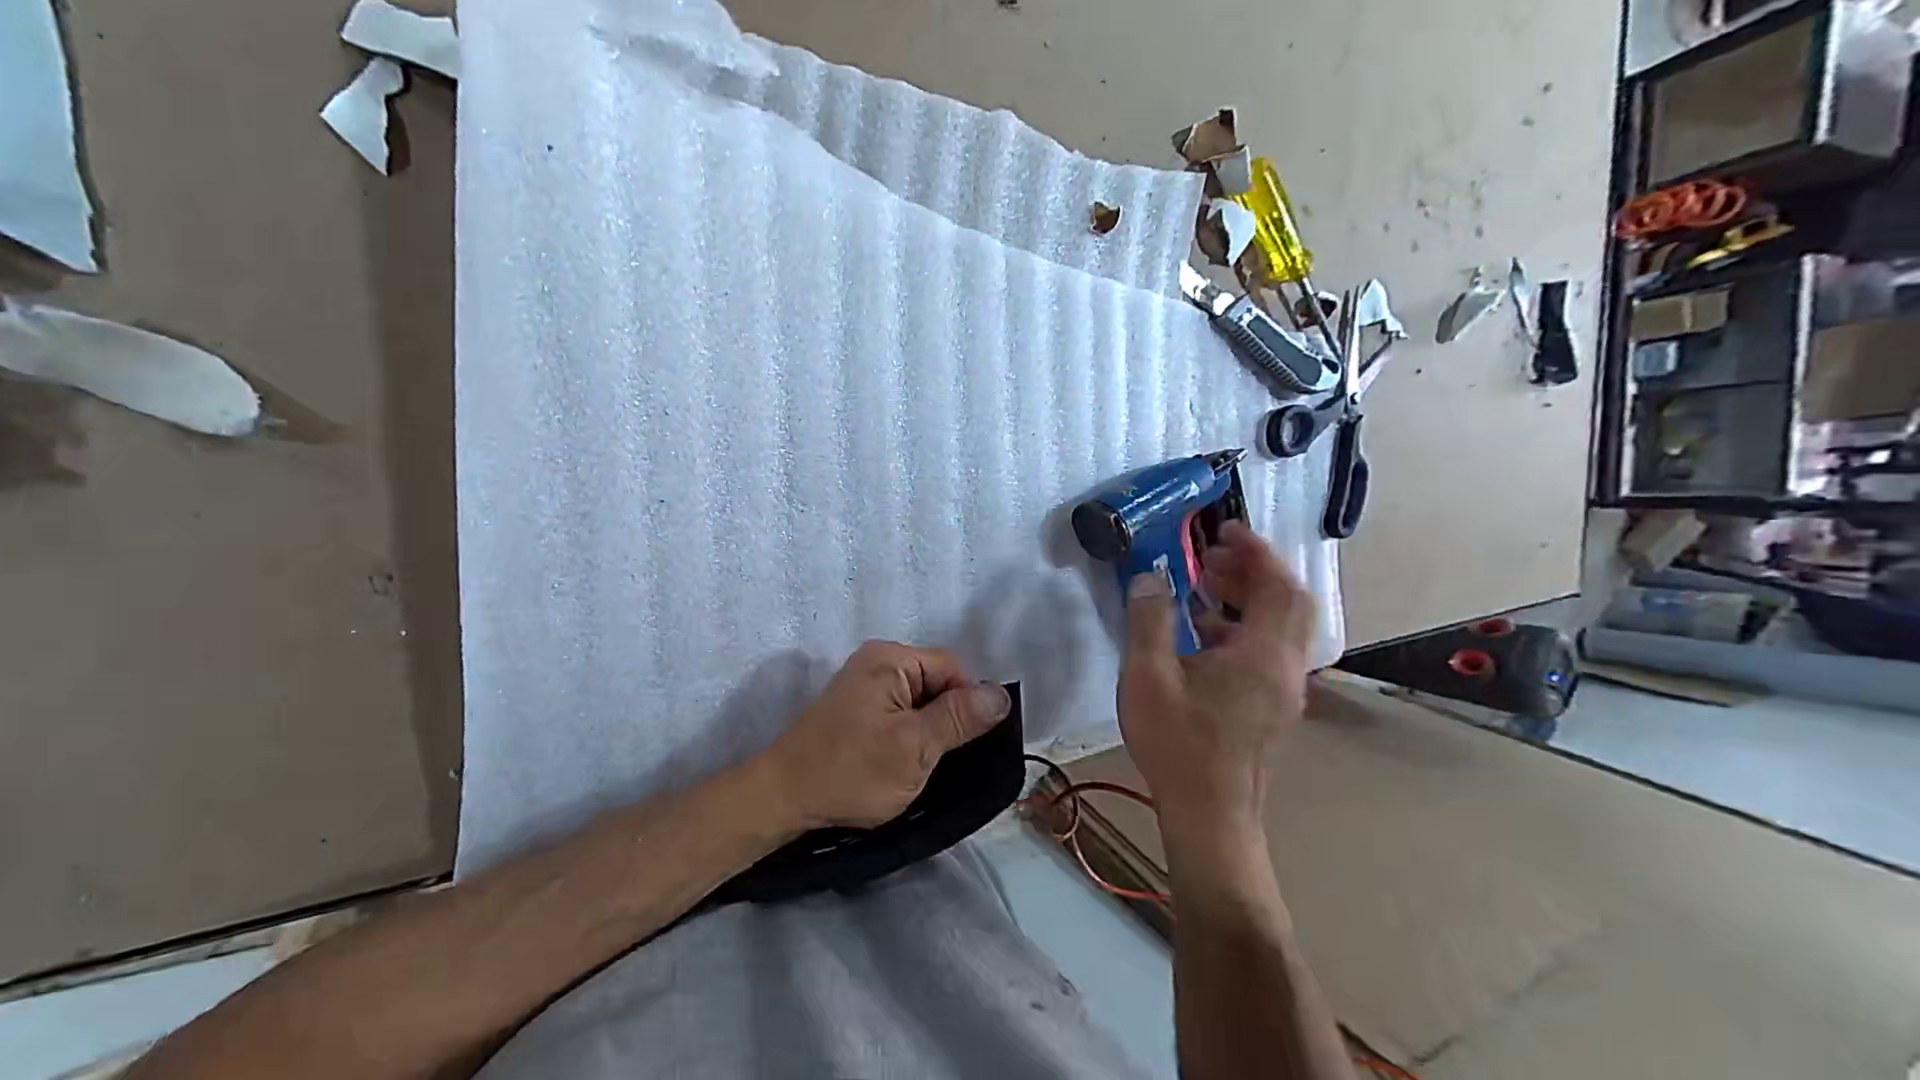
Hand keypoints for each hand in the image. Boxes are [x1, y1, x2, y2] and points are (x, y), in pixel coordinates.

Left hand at [757, 640, 1011, 828]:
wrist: (781, 797)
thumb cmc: (850, 772)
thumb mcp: (914, 748)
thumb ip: (959, 718)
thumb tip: (1002, 694)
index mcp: (891, 659)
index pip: (954, 668)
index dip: (970, 703)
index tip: (971, 744)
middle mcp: (877, 661)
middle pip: (937, 681)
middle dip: (948, 717)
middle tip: (945, 758)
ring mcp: (864, 683)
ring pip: (920, 699)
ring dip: (929, 729)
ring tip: (927, 763)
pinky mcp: (856, 706)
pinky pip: (900, 710)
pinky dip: (910, 732)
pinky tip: (906, 759)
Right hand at [1118, 521, 1313, 825]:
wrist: (1210, 817)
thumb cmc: (1179, 745)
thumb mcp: (1149, 677)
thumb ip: (1149, 620)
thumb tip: (1151, 577)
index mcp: (1263, 655)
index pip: (1277, 585)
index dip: (1255, 550)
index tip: (1225, 529)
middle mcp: (1285, 668)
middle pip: (1288, 603)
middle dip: (1254, 570)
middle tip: (1212, 556)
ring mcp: (1283, 691)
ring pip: (1279, 628)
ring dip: (1248, 599)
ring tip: (1204, 588)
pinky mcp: (1272, 709)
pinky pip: (1268, 651)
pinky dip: (1243, 628)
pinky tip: (1202, 637)